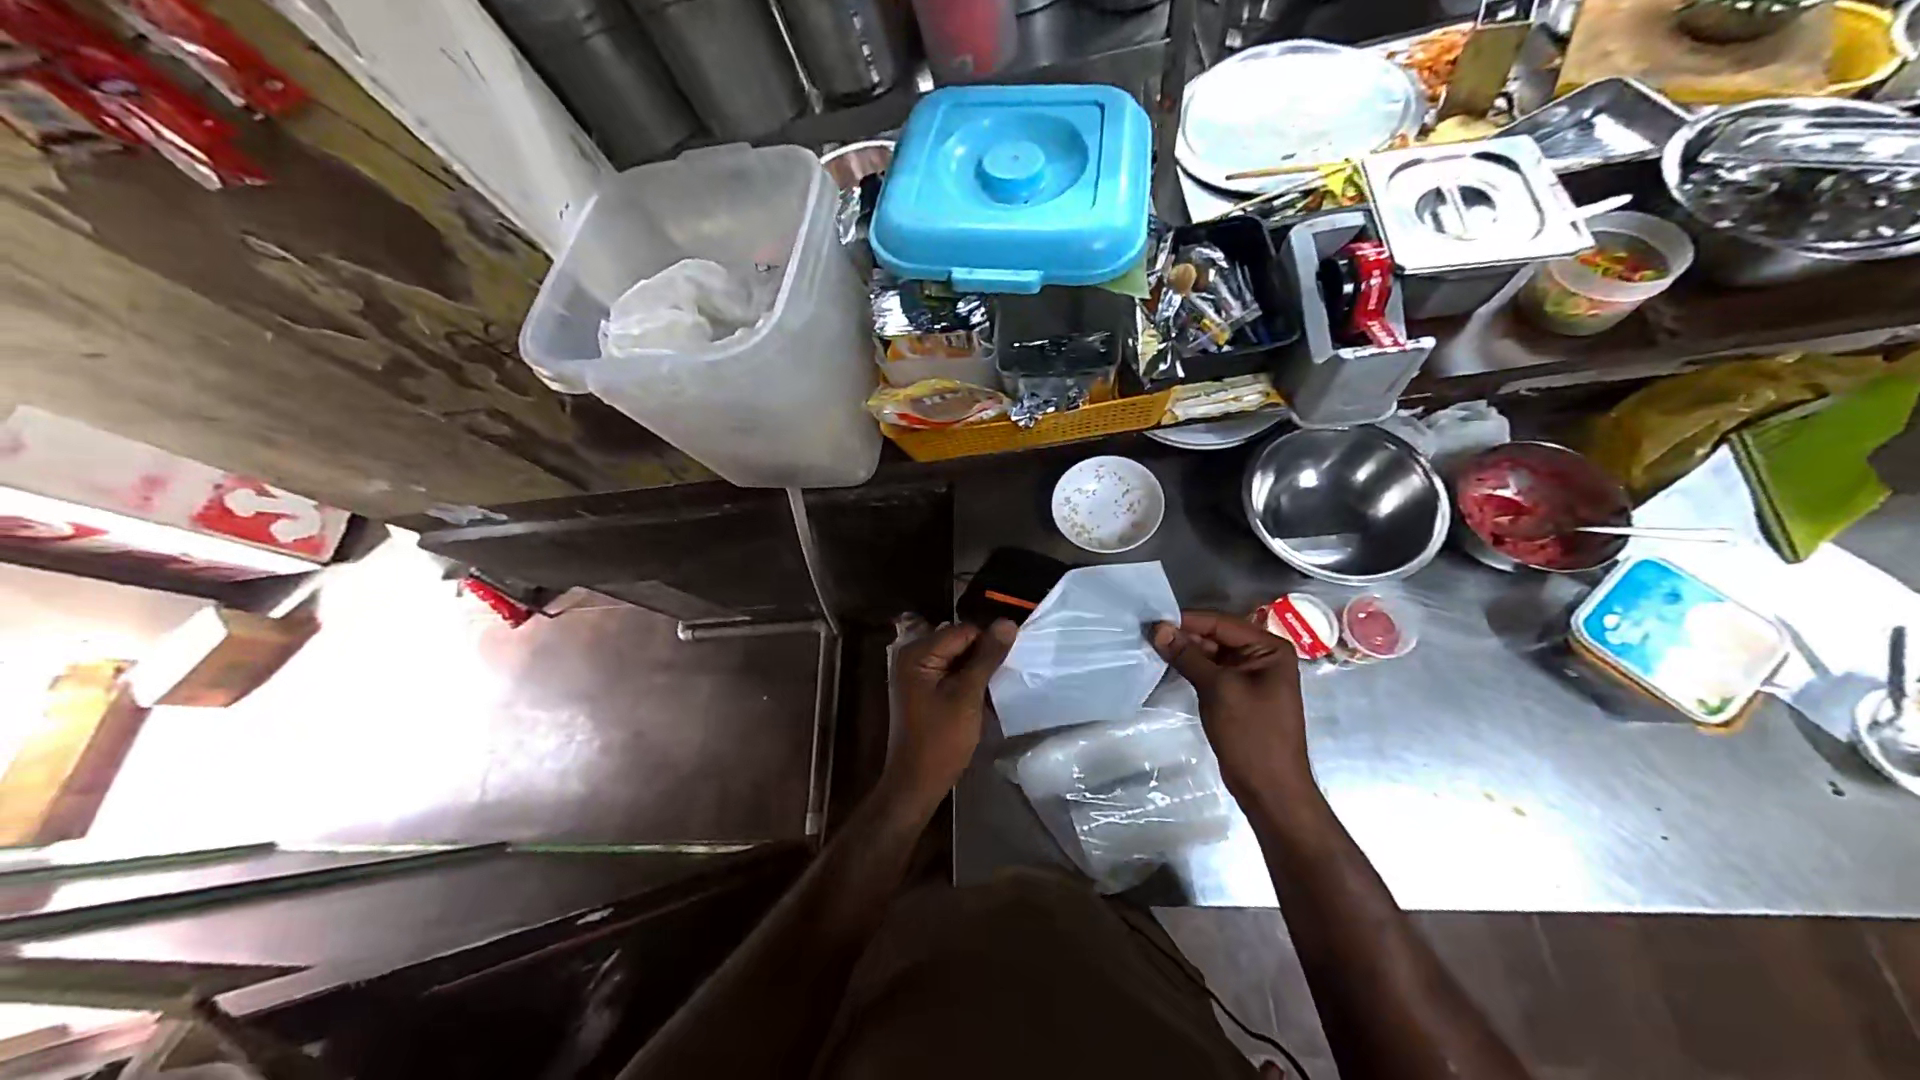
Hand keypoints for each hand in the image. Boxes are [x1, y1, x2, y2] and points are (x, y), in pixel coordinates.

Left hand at [883, 618, 1016, 812]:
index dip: (988, 642)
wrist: (916, 783)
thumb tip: (1008, 622)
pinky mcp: (922, 689)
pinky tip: (982, 695)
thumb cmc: (941, 740)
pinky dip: (967, 680)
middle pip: (958, 641)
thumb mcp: (967, 695)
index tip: (1009, 662)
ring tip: (995, 685)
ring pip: (957, 657)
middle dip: (982, 654)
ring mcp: (916, 673)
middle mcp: (912, 656)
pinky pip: (950, 672)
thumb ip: (987, 657)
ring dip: (977, 668)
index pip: (963, 630)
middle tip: (1003, 675)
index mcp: (917, 653)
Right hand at [1151, 611, 1310, 792]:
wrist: (1269, 787)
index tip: (1152, 620)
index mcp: (1270, 648)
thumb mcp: (1218, 688)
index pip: (1221, 623)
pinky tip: (1168, 665)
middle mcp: (1263, 656)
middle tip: (1147, 635)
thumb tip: (1158, 628)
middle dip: (1184, 636)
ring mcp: (1250, 676)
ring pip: (1211, 654)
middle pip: (1217, 636)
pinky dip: (1191, 668)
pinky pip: (1211, 671)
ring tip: (1152, 647)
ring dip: (1185, 651)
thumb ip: (1187, 655)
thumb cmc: (1251, 733)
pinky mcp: (1237, 693)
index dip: (1186, 621)